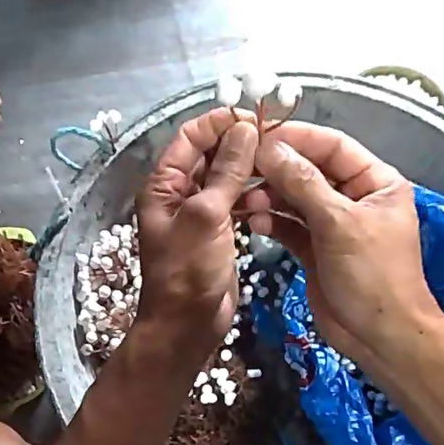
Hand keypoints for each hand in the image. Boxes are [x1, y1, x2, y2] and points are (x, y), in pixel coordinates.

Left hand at [135, 109, 258, 356]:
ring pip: (227, 177)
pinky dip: (253, 195)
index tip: (255, 119)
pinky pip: (237, 202)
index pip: (191, 137)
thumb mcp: (205, 216)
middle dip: (240, 143)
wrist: (187, 325)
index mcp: (164, 185)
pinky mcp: (218, 231)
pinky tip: (273, 193)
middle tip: (276, 140)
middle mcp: (179, 194)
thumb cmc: (187, 271)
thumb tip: (244, 129)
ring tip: (279, 164)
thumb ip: (226, 172)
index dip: (220, 123)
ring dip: (250, 170)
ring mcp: (200, 213)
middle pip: (211, 154)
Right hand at [243, 122, 434, 360]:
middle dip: (277, 171)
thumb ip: (304, 184)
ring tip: (245, 202)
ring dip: (270, 198)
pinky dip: (272, 223)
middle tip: (243, 169)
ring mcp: (332, 225)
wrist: (378, 335)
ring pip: (295, 200)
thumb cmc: (372, 275)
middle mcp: (353, 198)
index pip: (333, 147)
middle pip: (310, 171)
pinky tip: (253, 223)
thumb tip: (272, 149)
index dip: (297, 138)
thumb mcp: (340, 224)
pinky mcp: (315, 249)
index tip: (260, 136)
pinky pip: (289, 227)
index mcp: (375, 182)